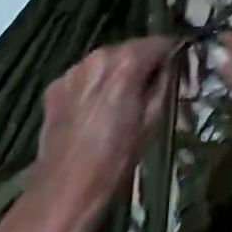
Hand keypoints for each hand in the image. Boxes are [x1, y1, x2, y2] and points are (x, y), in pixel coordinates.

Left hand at [34, 37, 175, 205]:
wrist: (65, 190)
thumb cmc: (117, 158)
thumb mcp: (154, 121)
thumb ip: (164, 84)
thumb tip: (170, 66)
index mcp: (126, 63)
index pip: (159, 42)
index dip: (171, 54)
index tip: (176, 69)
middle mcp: (98, 56)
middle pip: (130, 48)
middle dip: (142, 63)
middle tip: (148, 89)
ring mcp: (73, 70)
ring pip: (105, 61)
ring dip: (116, 73)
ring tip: (119, 102)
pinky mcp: (55, 85)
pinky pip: (84, 77)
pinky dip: (93, 86)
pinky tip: (93, 112)